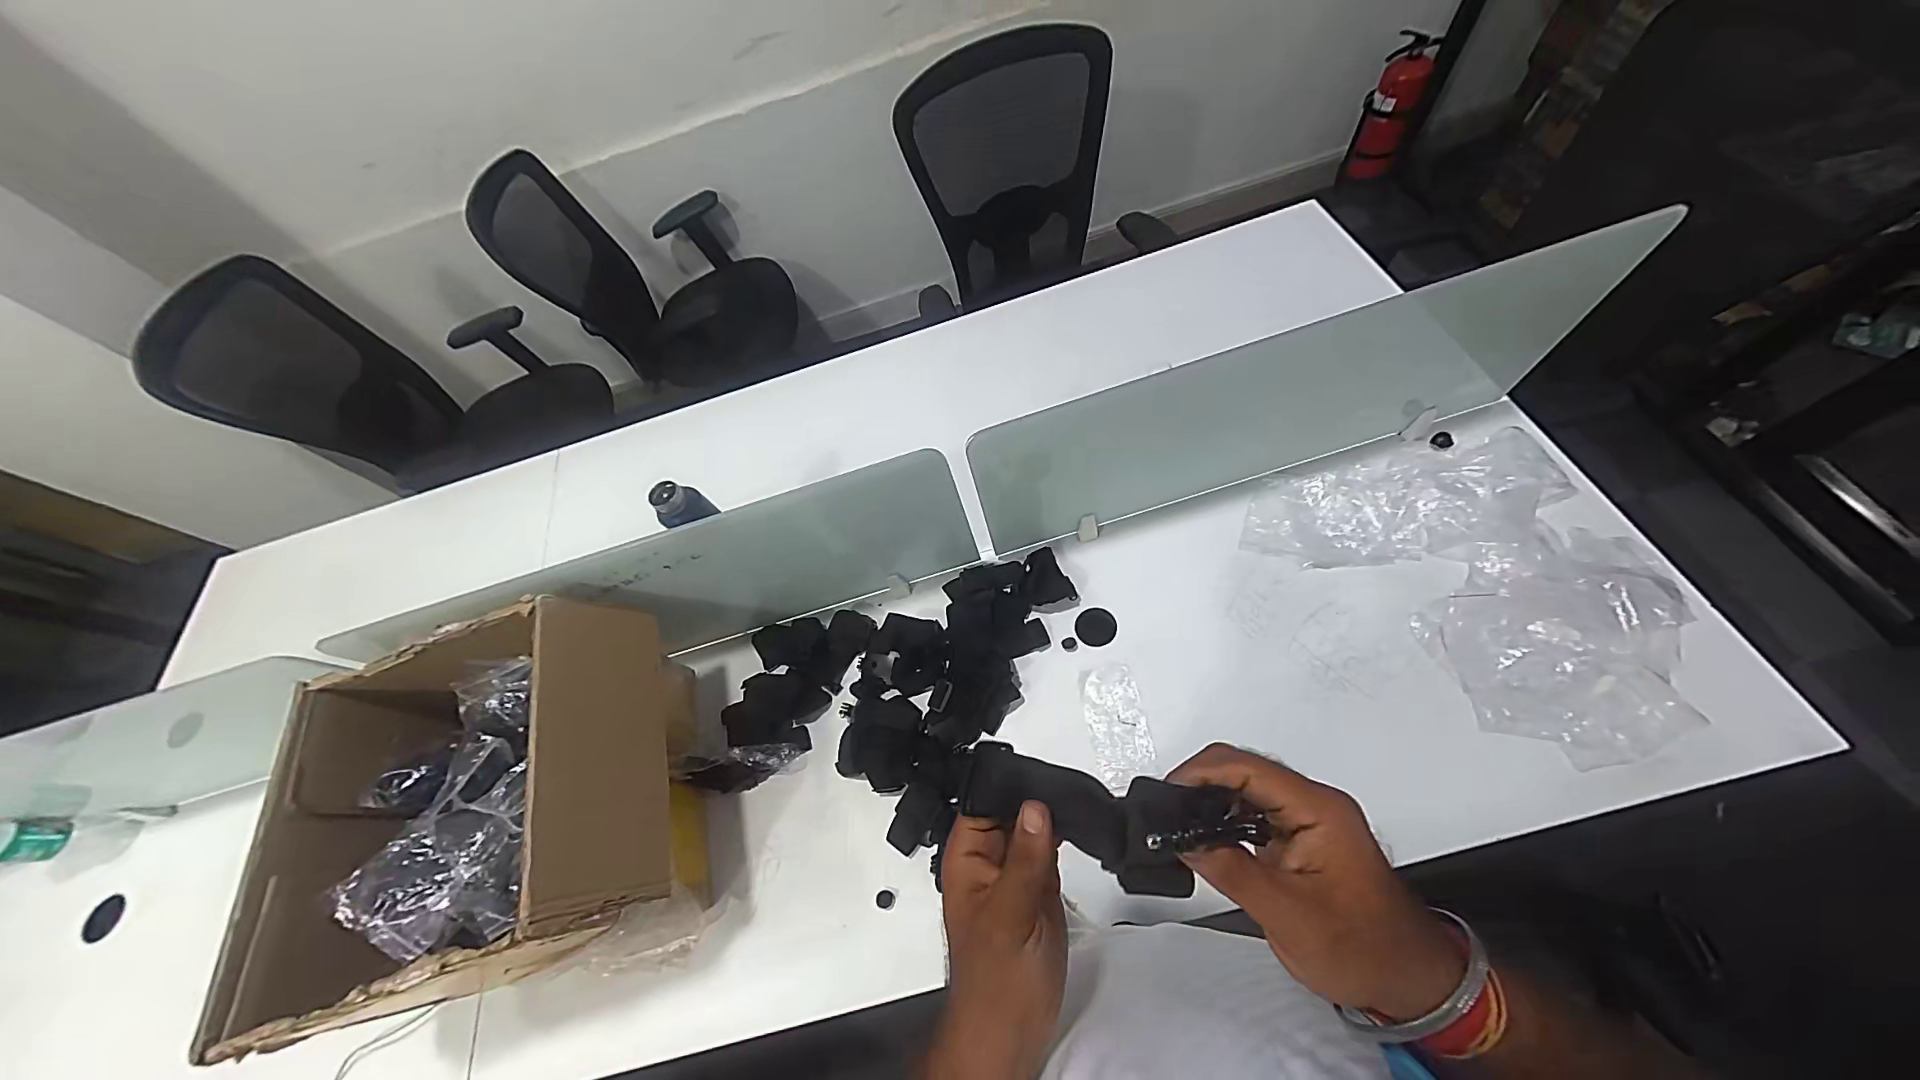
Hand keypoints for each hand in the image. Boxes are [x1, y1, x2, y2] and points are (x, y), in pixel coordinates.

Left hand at [922, 802, 1066, 1079]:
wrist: (1013, 1031)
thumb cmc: (993, 985)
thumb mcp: (1010, 914)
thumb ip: (1024, 860)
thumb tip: (1034, 809)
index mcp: (967, 858)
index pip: (983, 801)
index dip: (1008, 786)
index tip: (1039, 780)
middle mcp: (990, 861)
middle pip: (1011, 810)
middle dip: (1036, 801)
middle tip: (1063, 797)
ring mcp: (1015, 873)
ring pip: (1033, 828)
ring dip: (1052, 820)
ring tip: (1071, 817)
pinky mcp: (1039, 887)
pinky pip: (1051, 850)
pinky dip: (1064, 842)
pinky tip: (1076, 837)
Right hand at [1169, 744, 1463, 1020]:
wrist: (1408, 980)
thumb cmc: (1370, 949)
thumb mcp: (1290, 915)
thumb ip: (1233, 872)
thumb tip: (1188, 842)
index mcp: (1321, 811)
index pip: (1249, 768)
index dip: (1203, 773)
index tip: (1171, 789)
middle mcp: (1315, 805)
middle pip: (1244, 768)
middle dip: (1201, 781)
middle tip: (1169, 806)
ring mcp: (1307, 818)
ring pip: (1245, 787)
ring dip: (1210, 799)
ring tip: (1181, 822)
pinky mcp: (1297, 834)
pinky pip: (1251, 810)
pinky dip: (1222, 818)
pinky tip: (1207, 837)